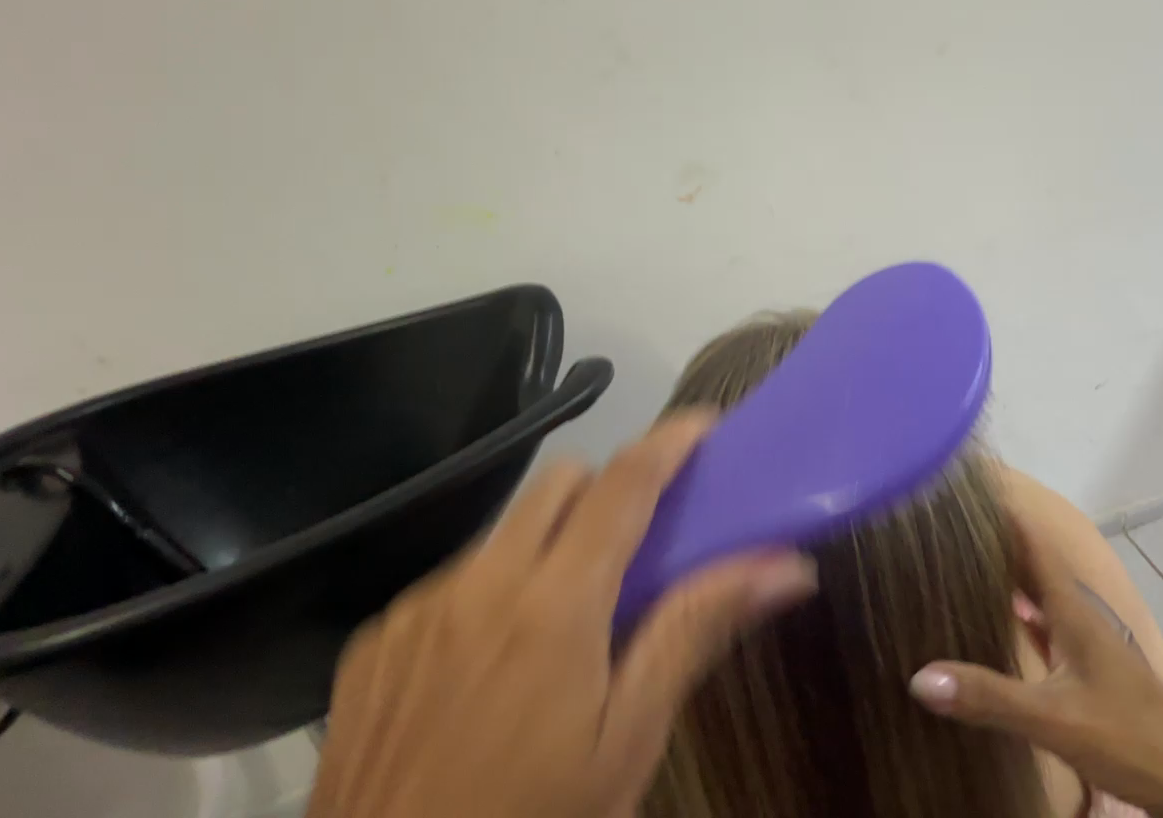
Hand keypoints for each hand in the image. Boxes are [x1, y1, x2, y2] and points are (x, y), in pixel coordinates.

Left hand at [306, 412, 818, 817]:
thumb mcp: (628, 738)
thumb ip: (697, 631)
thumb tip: (785, 566)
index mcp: (553, 602)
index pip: (624, 486)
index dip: (668, 442)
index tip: (704, 425)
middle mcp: (480, 581)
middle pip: (558, 482)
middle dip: (607, 486)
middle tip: (640, 541)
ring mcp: (419, 607)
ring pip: (504, 530)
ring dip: (549, 542)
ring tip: (565, 621)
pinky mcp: (376, 641)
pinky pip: (453, 581)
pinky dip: (492, 593)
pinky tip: (491, 669)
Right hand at [908, 520, 1162, 817]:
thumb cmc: (1127, 737)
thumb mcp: (1052, 717)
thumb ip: (988, 696)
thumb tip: (918, 675)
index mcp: (1073, 610)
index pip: (1034, 544)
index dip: (1005, 516)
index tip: (968, 492)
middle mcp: (1080, 616)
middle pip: (1036, 565)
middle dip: (998, 542)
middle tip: (950, 525)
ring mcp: (1089, 644)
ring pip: (1042, 595)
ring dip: (1010, 576)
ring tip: (967, 562)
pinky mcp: (1091, 671)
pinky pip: (1048, 625)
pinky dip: (1023, 613)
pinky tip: (1006, 620)